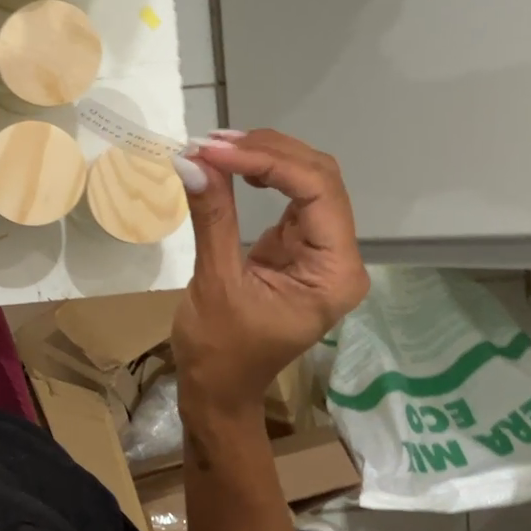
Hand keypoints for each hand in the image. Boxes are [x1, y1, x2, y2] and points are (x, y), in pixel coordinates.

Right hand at [169, 129, 368, 418]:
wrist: (216, 388)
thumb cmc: (220, 349)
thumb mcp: (215, 282)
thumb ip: (212, 218)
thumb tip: (192, 162)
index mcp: (334, 271)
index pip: (317, 193)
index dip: (268, 163)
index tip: (213, 150)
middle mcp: (337, 256)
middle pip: (319, 180)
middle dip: (267, 153)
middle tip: (209, 142)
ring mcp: (317, 252)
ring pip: (305, 184)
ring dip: (262, 159)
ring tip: (213, 147)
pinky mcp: (292, 250)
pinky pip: (285, 201)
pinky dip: (256, 178)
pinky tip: (227, 165)